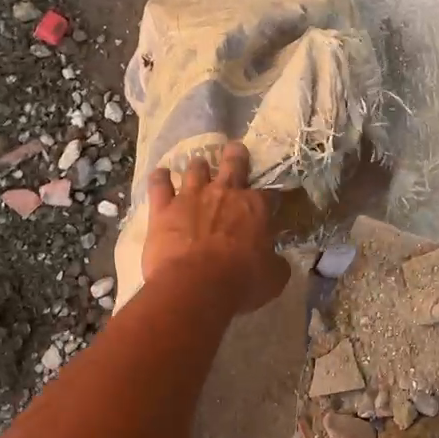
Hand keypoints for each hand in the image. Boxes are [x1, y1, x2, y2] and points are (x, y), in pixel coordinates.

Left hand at [142, 141, 288, 314]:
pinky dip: (159, 178)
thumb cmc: (240, 283)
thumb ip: (276, 264)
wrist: (195, 287)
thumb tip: (278, 261)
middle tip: (235, 150)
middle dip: (236, 155)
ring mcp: (192, 197)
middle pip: (233, 162)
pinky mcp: (164, 208)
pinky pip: (159, 185)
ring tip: (198, 167)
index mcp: (255, 207)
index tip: (270, 204)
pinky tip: (160, 174)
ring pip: (196, 169)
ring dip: (198, 167)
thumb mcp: (272, 279)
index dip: (269, 198)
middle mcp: (225, 193)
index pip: (268, 194)